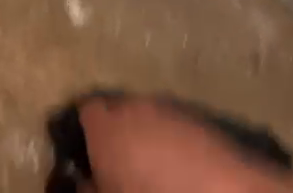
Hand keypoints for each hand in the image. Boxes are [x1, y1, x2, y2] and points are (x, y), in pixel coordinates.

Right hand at [79, 96, 292, 192]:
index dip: (86, 132)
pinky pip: (185, 133)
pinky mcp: (209, 125)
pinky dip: (183, 148)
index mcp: (104, 124)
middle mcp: (134, 107)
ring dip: (153, 139)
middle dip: (122, 133)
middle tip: (126, 164)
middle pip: (120, 112)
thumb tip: (83, 181)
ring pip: (154, 120)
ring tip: (161, 171)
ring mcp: (174, 112)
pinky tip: (191, 175)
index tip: (90, 155)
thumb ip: (89, 190)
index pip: (84, 111)